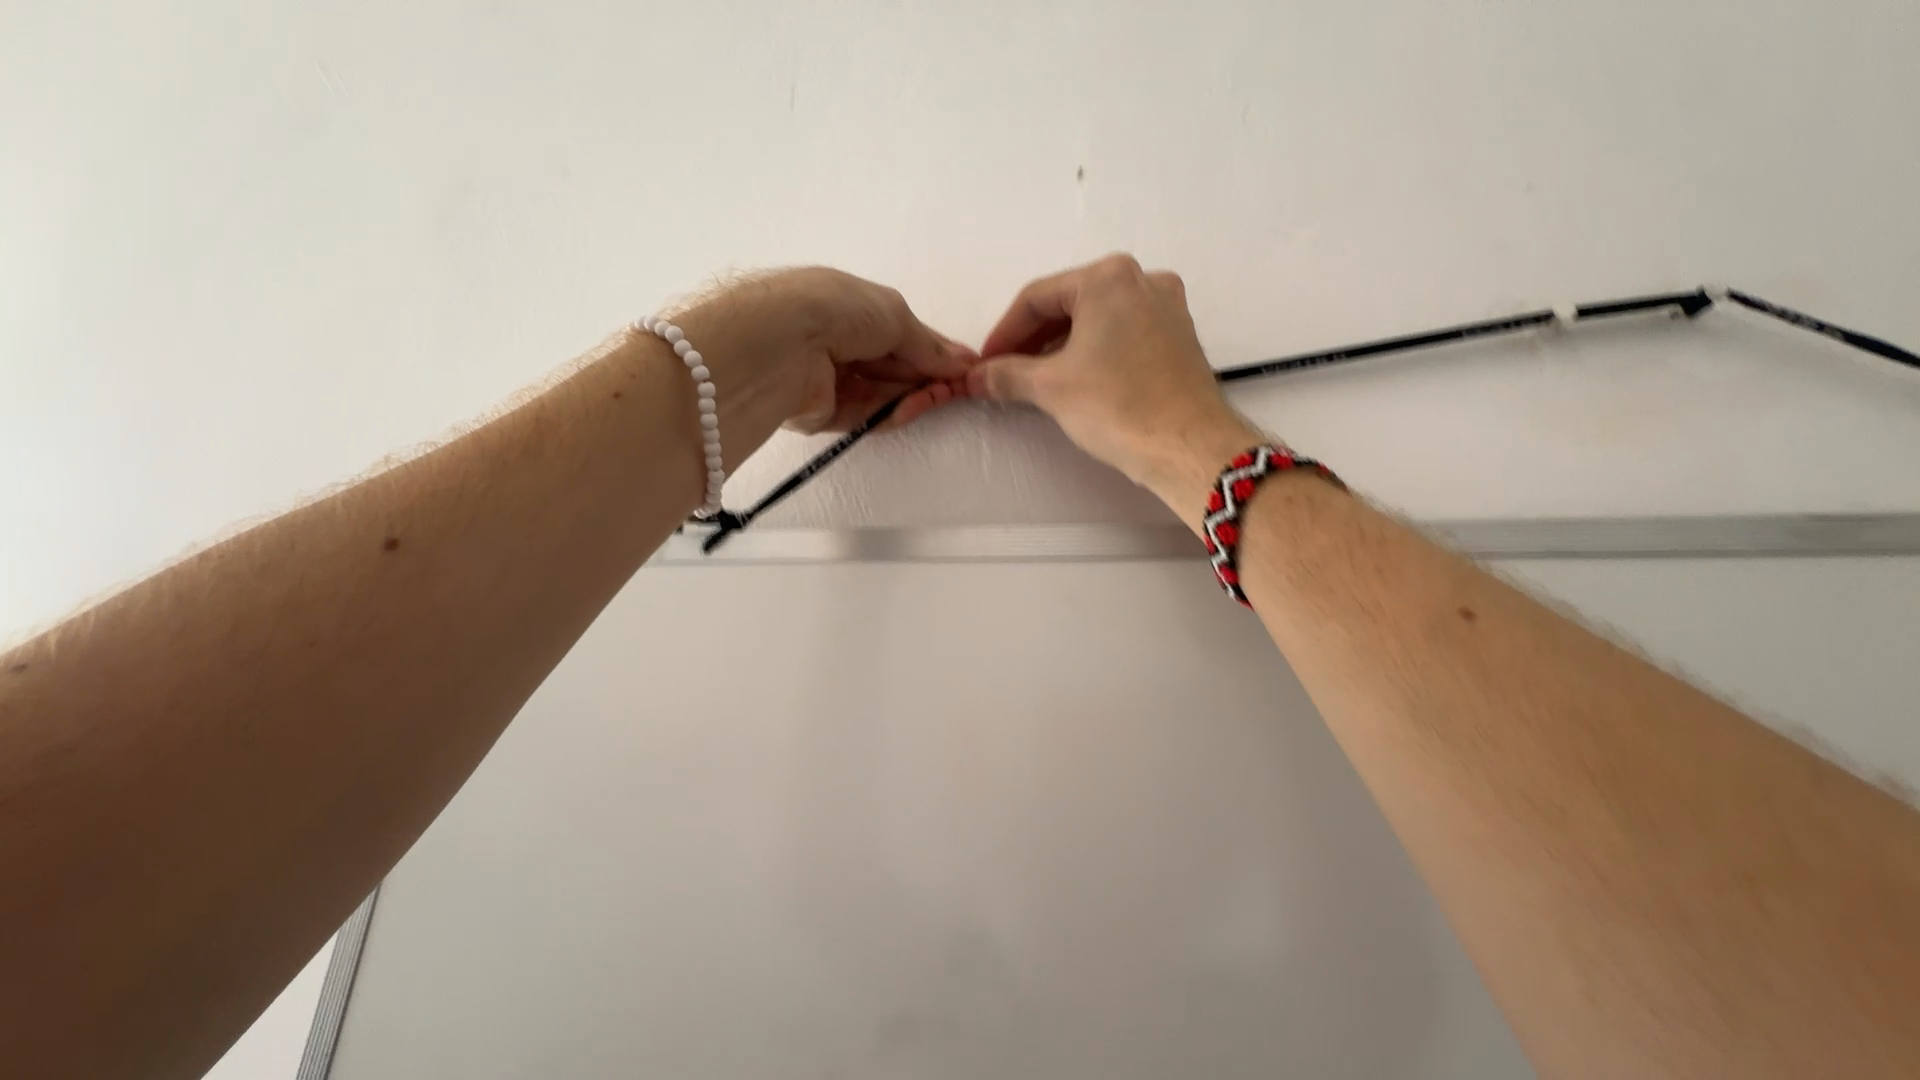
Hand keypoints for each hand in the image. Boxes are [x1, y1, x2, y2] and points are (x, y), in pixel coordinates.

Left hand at [670, 268, 974, 455]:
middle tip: (959, 387)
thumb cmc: (838, 310)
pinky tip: (909, 409)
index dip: (933, 351)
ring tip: (939, 396)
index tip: (965, 367)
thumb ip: (928, 345)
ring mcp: (830, 380)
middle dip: (929, 376)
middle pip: (895, 367)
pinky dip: (890, 413)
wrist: (782, 342)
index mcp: (850, 308)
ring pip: (884, 393)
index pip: (900, 335)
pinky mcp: (823, 414)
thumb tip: (964, 361)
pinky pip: (865, 416)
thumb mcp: (894, 315)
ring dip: (914, 396)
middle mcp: (839, 342)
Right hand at [967, 255, 1262, 511]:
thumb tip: (976, 377)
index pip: (1037, 298)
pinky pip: (1122, 334)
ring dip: (1061, 347)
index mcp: (1108, 278)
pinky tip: (1076, 381)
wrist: (1189, 447)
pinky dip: (1093, 352)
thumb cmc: (1117, 406)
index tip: (984, 364)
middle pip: (1069, 304)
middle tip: (1004, 373)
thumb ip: (1007, 374)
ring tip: (1034, 381)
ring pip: (1097, 320)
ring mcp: (1166, 308)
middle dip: (1032, 339)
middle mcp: (1142, 280)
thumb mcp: (1050, 388)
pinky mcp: (1179, 337)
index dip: (1003, 333)